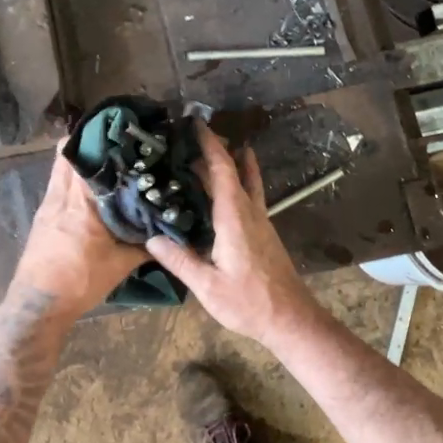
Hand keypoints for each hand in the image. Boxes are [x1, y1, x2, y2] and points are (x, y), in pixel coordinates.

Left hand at [15, 145, 146, 318]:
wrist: (39, 303)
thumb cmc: (80, 281)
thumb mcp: (120, 264)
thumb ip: (145, 244)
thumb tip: (171, 231)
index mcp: (83, 201)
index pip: (94, 158)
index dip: (110, 141)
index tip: (130, 135)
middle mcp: (63, 193)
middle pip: (71, 151)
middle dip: (94, 142)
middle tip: (119, 143)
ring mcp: (49, 201)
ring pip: (62, 165)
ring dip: (81, 159)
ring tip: (106, 160)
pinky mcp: (43, 212)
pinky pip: (58, 182)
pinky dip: (72, 176)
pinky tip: (90, 187)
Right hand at [146, 123, 320, 344]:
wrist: (291, 319)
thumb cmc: (249, 302)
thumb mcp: (207, 285)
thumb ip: (180, 260)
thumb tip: (151, 239)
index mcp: (234, 217)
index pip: (222, 170)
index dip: (210, 145)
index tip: (196, 124)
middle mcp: (250, 212)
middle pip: (235, 170)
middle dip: (216, 150)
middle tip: (191, 138)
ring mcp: (260, 222)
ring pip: (245, 182)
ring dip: (230, 164)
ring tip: (209, 155)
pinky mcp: (263, 233)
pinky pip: (248, 196)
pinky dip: (235, 183)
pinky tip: (223, 194)